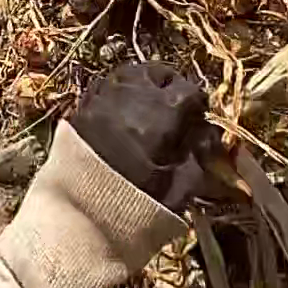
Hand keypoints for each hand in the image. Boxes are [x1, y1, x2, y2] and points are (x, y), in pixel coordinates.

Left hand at [69, 62, 216, 210]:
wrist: (82, 215)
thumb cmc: (137, 201)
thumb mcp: (181, 185)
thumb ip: (198, 155)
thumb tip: (206, 137)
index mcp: (165, 109)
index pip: (191, 90)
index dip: (197, 104)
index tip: (197, 117)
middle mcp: (135, 92)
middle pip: (160, 72)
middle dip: (170, 86)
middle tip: (172, 107)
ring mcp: (105, 94)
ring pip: (130, 73)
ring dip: (142, 85)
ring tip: (145, 107)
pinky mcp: (83, 104)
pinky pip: (106, 87)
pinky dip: (117, 93)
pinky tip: (120, 113)